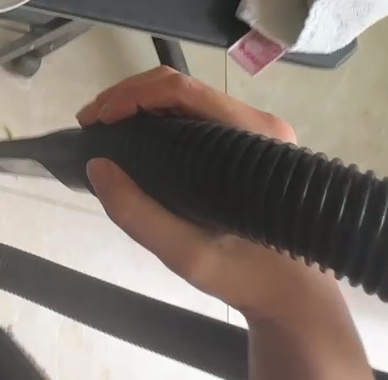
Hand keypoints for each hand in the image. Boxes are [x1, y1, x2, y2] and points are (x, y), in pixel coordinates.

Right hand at [77, 67, 333, 322]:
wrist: (298, 301)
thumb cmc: (250, 278)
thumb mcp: (191, 257)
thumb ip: (141, 216)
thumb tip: (97, 165)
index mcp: (253, 140)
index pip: (182, 91)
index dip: (132, 95)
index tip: (98, 121)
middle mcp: (256, 124)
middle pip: (178, 86)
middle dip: (125, 96)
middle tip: (90, 122)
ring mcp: (250, 129)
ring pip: (181, 95)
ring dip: (135, 102)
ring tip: (102, 125)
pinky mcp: (242, 139)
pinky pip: (189, 110)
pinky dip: (151, 113)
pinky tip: (130, 131)